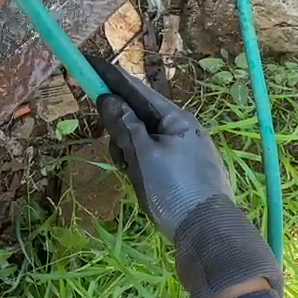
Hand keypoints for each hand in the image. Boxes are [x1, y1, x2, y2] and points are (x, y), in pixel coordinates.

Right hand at [91, 56, 232, 238]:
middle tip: (119, 153)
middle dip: (121, 129)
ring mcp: (186, 149)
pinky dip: (141, 163)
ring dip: (130, 151)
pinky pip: (153, 155)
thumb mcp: (142, 155)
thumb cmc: (174, 190)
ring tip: (134, 175)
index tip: (88, 62)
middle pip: (138, 115)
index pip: (136, 89)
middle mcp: (183, 128)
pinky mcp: (186, 169)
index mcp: (176, 118)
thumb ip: (123, 125)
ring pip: (144, 138)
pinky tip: (142, 182)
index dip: (110, 76)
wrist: (208, 234)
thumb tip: (107, 97)